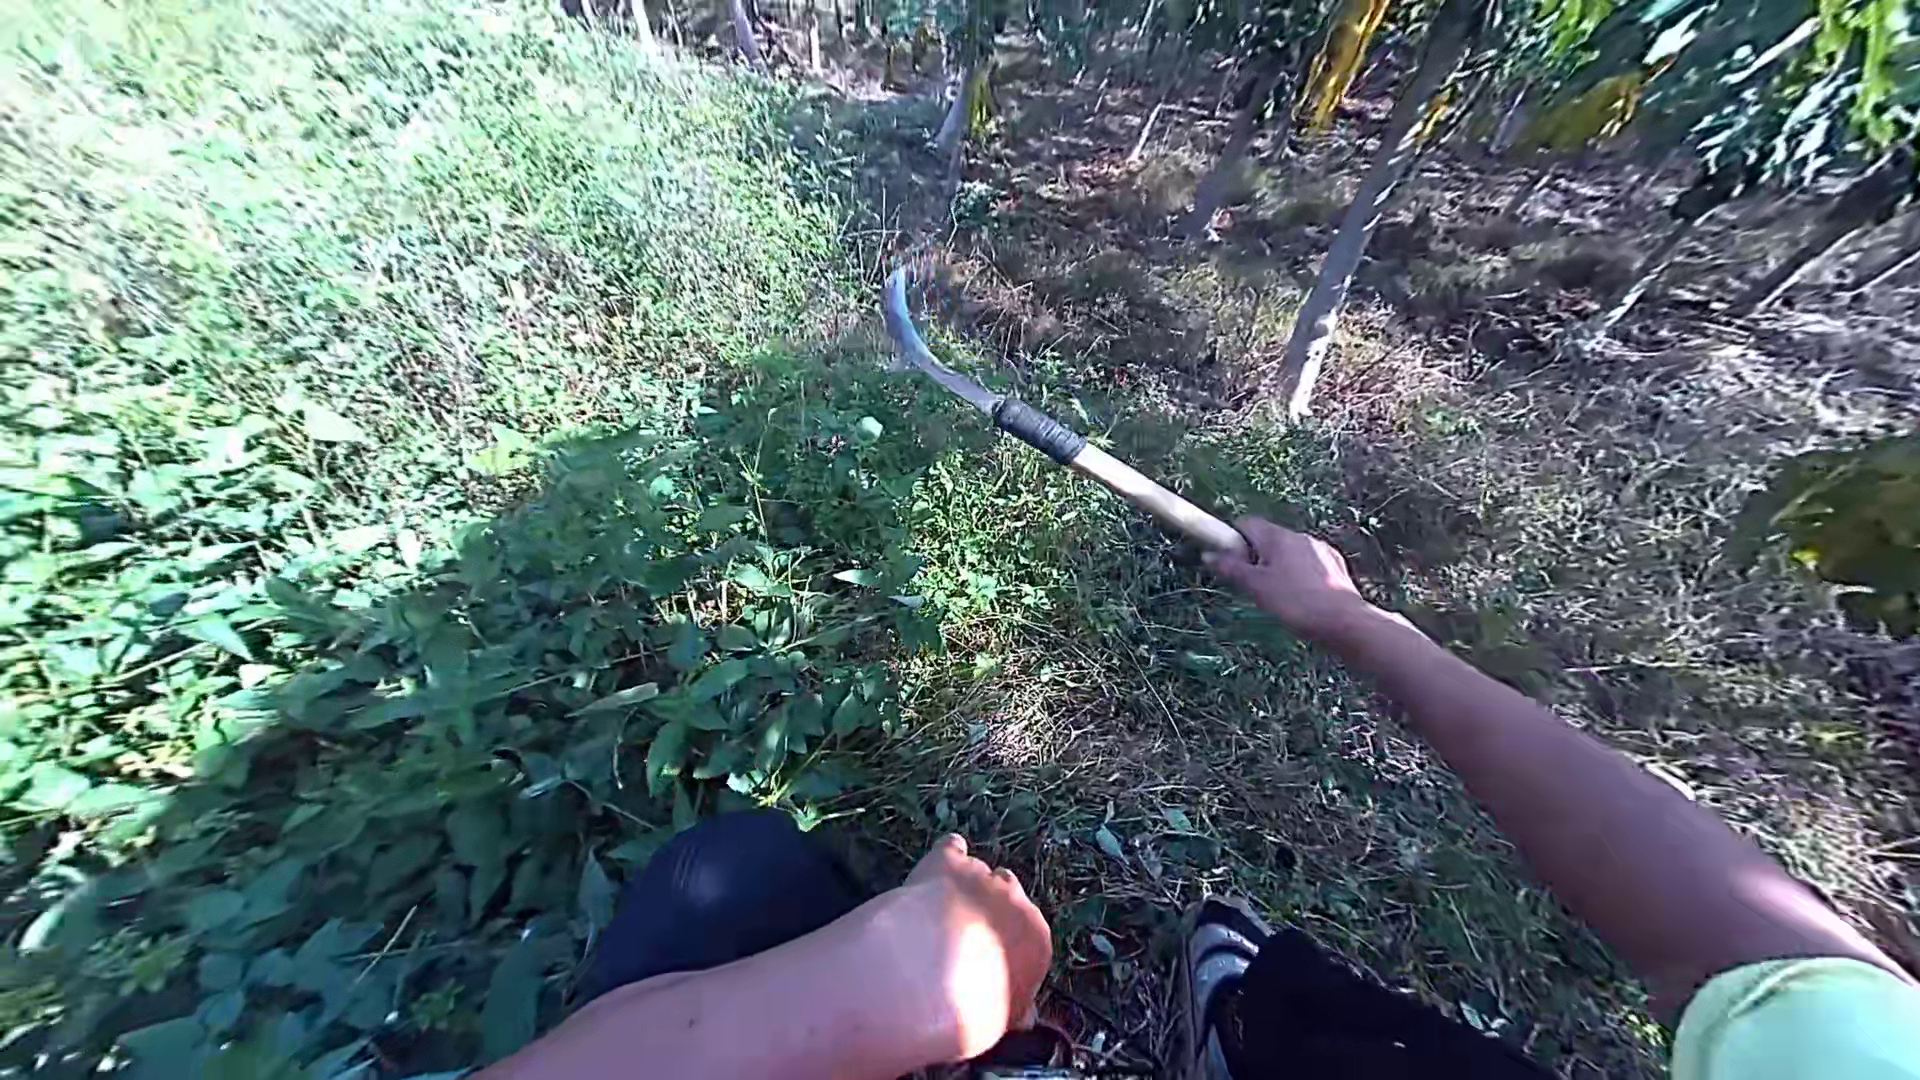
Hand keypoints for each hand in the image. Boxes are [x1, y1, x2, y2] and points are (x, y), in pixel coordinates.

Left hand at [855, 834, 1052, 1061]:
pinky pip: (952, 846)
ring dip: (964, 884)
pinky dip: (947, 853)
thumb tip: (1024, 1012)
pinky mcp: (948, 861)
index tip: (992, 954)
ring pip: (978, 870)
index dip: (1008, 939)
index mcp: (1036, 936)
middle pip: (1008, 889)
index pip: (1030, 930)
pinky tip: (937, 865)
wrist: (931, 977)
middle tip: (965, 931)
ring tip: (941, 910)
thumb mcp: (1005, 1019)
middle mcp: (1014, 899)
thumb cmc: (971, 1008)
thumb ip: (1017, 1002)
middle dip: (989, 905)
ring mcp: (980, 876)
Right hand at [1204, 518, 1379, 639]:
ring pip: (1287, 551)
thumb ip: (1230, 567)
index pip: (1246, 523)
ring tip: (1276, 594)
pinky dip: (1297, 574)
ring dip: (1276, 565)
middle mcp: (1299, 536)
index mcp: (1278, 537)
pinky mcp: (1335, 564)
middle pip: (1267, 537)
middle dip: (1255, 555)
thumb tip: (1207, 555)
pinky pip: (1306, 562)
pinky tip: (1299, 596)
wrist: (1344, 622)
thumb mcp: (1255, 586)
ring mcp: (1320, 549)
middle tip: (1251, 583)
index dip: (1233, 539)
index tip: (1230, 561)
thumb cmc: (1293, 602)